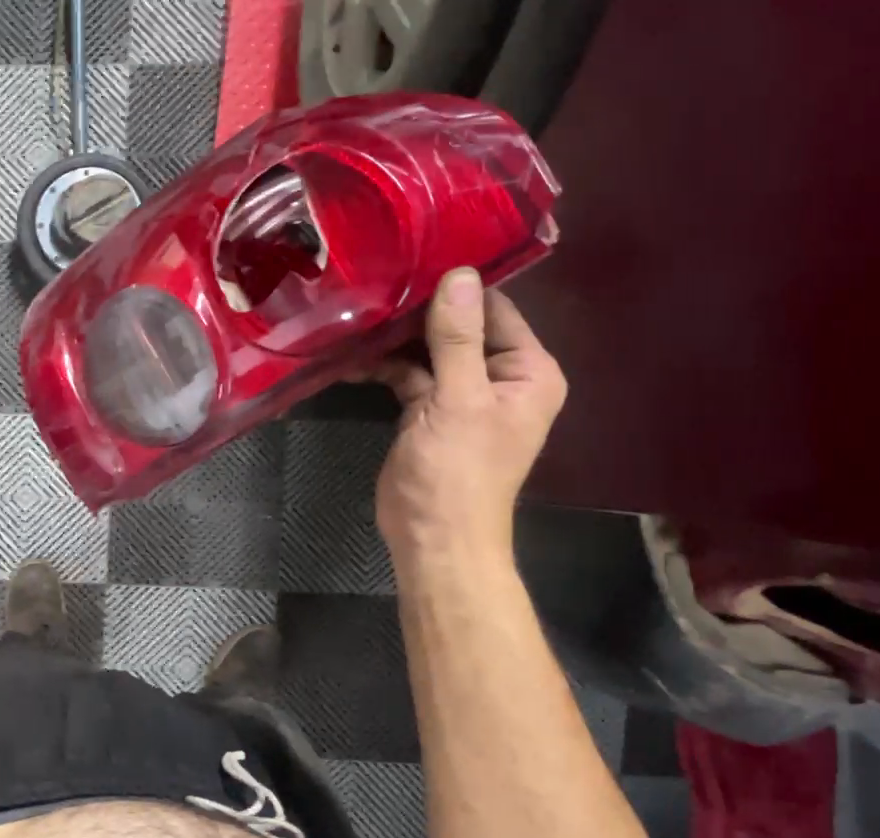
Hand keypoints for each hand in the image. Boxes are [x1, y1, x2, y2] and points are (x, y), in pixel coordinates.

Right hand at [373, 268, 566, 574]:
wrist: (433, 536)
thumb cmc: (458, 470)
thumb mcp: (459, 399)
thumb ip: (458, 338)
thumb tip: (460, 274)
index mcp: (527, 371)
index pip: (496, 312)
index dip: (460, 287)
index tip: (416, 259)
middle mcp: (498, 378)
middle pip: (459, 329)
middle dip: (420, 312)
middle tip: (376, 283)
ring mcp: (459, 397)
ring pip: (428, 353)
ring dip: (396, 340)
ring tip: (357, 315)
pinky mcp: (425, 414)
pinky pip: (407, 378)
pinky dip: (383, 368)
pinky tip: (352, 356)